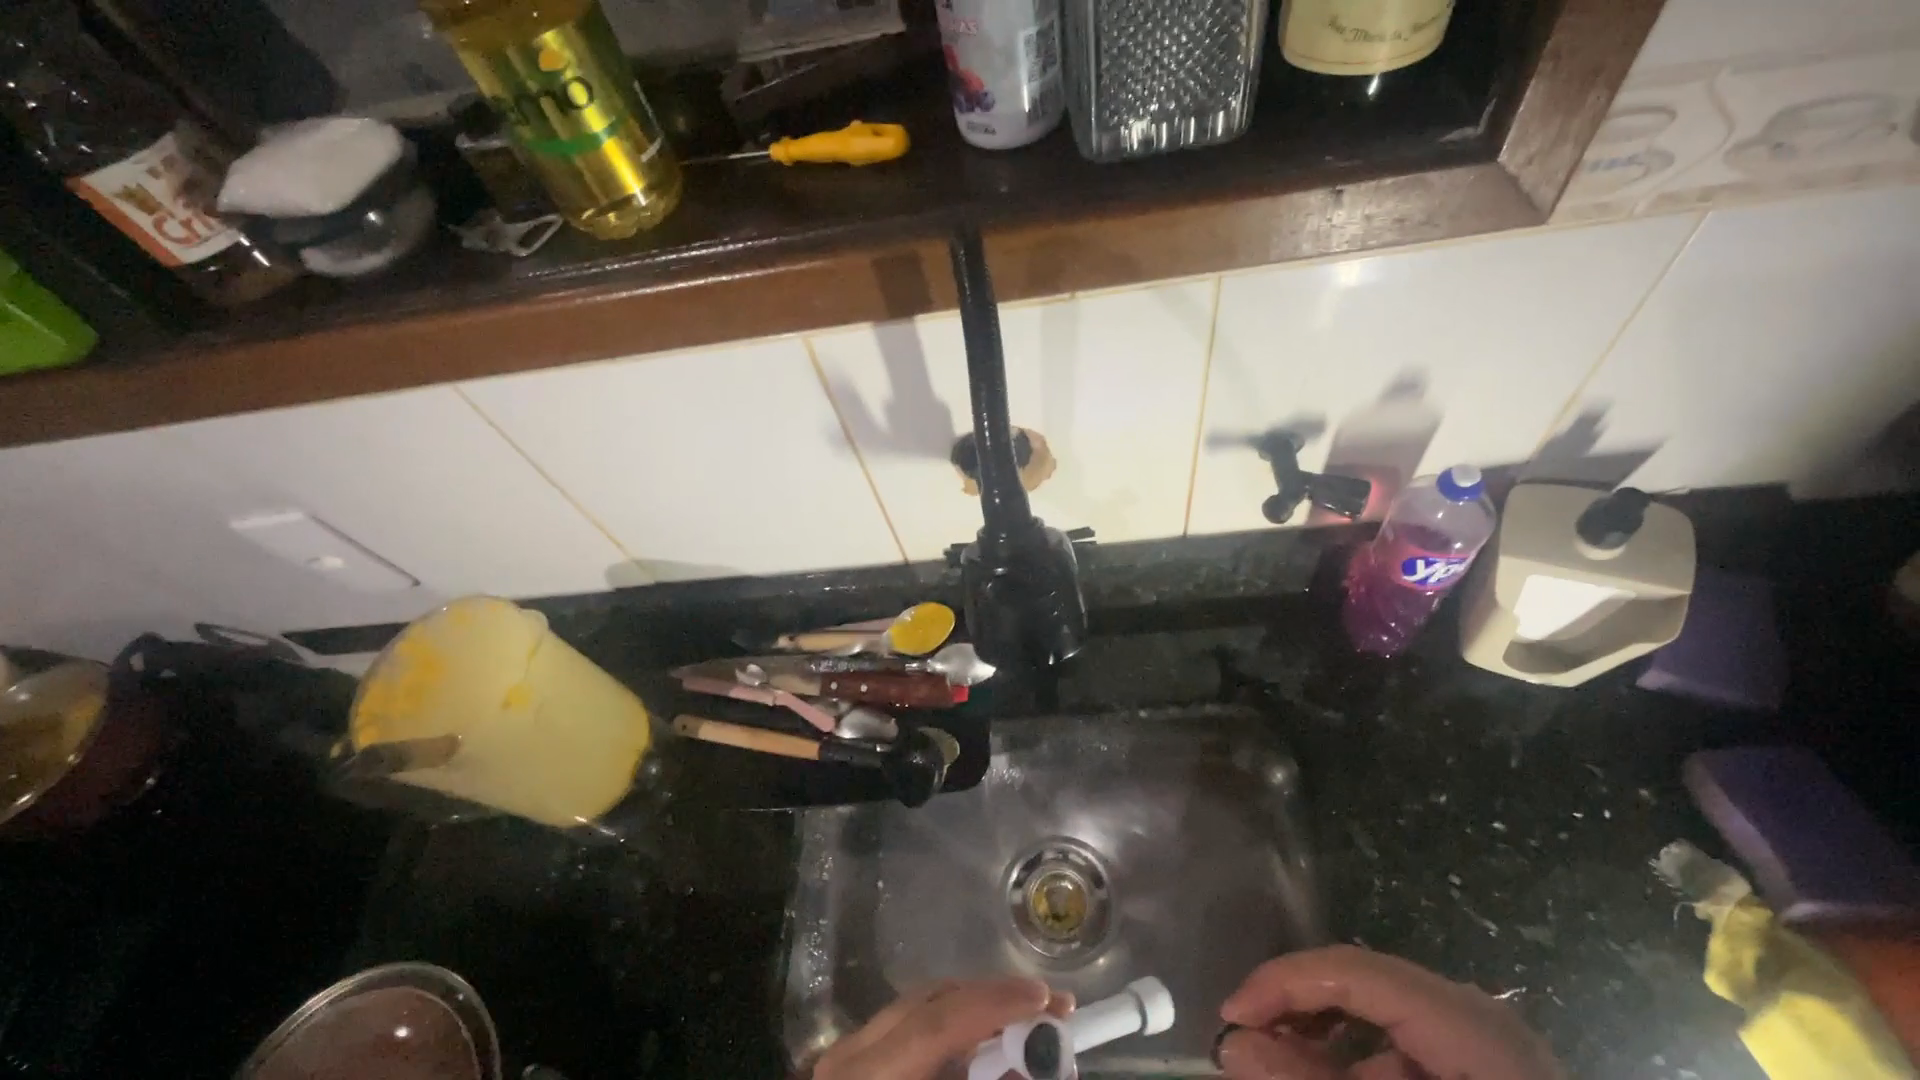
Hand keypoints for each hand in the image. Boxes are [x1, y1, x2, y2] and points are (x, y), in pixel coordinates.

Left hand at [812, 977, 1072, 1079]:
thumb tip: (1030, 1072)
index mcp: (869, 1078)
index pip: (936, 1025)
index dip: (994, 1007)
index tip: (1045, 1000)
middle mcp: (851, 1055)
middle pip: (932, 1003)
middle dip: (996, 1000)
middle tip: (1053, 1008)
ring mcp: (849, 1054)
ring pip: (922, 1009)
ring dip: (978, 1011)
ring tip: (1027, 1022)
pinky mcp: (855, 1061)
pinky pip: (912, 1028)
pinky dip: (954, 1029)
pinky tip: (986, 1042)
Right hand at [1217, 946, 1563, 1079]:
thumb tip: (1234, 1046)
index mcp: (1470, 1025)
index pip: (1357, 971)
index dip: (1285, 983)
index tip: (1231, 1017)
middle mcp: (1477, 1021)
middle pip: (1365, 988)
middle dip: (1298, 1010)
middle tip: (1244, 1041)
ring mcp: (1482, 1048)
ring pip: (1380, 1022)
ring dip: (1321, 1041)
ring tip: (1275, 1063)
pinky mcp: (1476, 1070)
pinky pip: (1403, 1055)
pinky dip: (1357, 1065)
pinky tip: (1322, 1074)